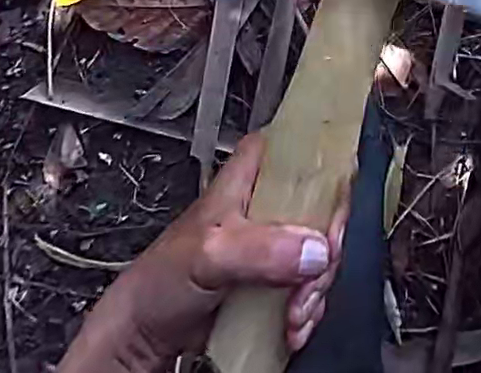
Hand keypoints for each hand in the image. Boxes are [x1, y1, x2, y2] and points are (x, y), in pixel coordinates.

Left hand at [60, 131, 346, 372]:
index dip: (332, 185)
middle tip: (306, 287)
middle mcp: (271, 194)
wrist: (148, 327)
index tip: (330, 229)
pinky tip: (292, 325)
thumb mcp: (210, 252)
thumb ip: (261, 248)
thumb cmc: (164, 274)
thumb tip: (313, 248)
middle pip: (327, 208)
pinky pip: (313, 281)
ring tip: (293, 315)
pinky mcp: (278, 269)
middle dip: (324, 256)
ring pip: (324, 249)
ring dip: (316, 289)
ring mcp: (277, 232)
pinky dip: (310, 307)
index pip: (312, 152)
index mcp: (256, 166)